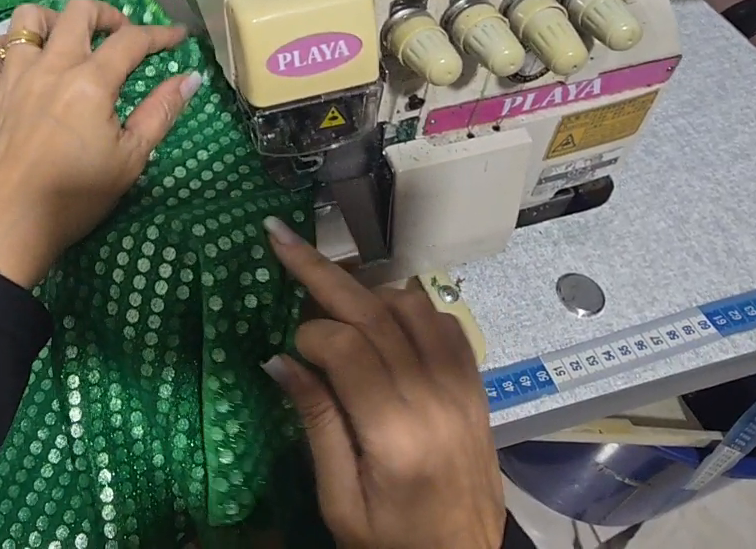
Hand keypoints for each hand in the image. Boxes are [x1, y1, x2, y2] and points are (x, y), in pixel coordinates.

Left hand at [0, 0, 200, 288]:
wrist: (5, 226)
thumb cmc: (74, 197)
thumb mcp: (130, 159)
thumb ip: (160, 113)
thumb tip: (189, 78)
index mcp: (90, 82)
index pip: (132, 40)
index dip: (160, 34)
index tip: (178, 36)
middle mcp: (50, 66)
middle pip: (79, 11)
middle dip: (108, 13)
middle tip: (122, 35)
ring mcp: (12, 77)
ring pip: (27, 18)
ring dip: (54, 19)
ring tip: (69, 40)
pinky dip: (6, 45)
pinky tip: (22, 61)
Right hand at [261, 217, 506, 548]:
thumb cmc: (392, 542)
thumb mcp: (340, 501)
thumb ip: (316, 423)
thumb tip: (280, 358)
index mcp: (396, 434)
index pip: (346, 347)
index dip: (308, 335)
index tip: (291, 349)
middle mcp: (434, 397)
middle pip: (373, 310)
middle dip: (320, 269)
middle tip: (281, 237)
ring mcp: (461, 385)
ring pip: (409, 302)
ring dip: (366, 291)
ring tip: (336, 304)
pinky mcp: (476, 382)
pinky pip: (441, 317)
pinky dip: (407, 304)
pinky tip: (384, 320)